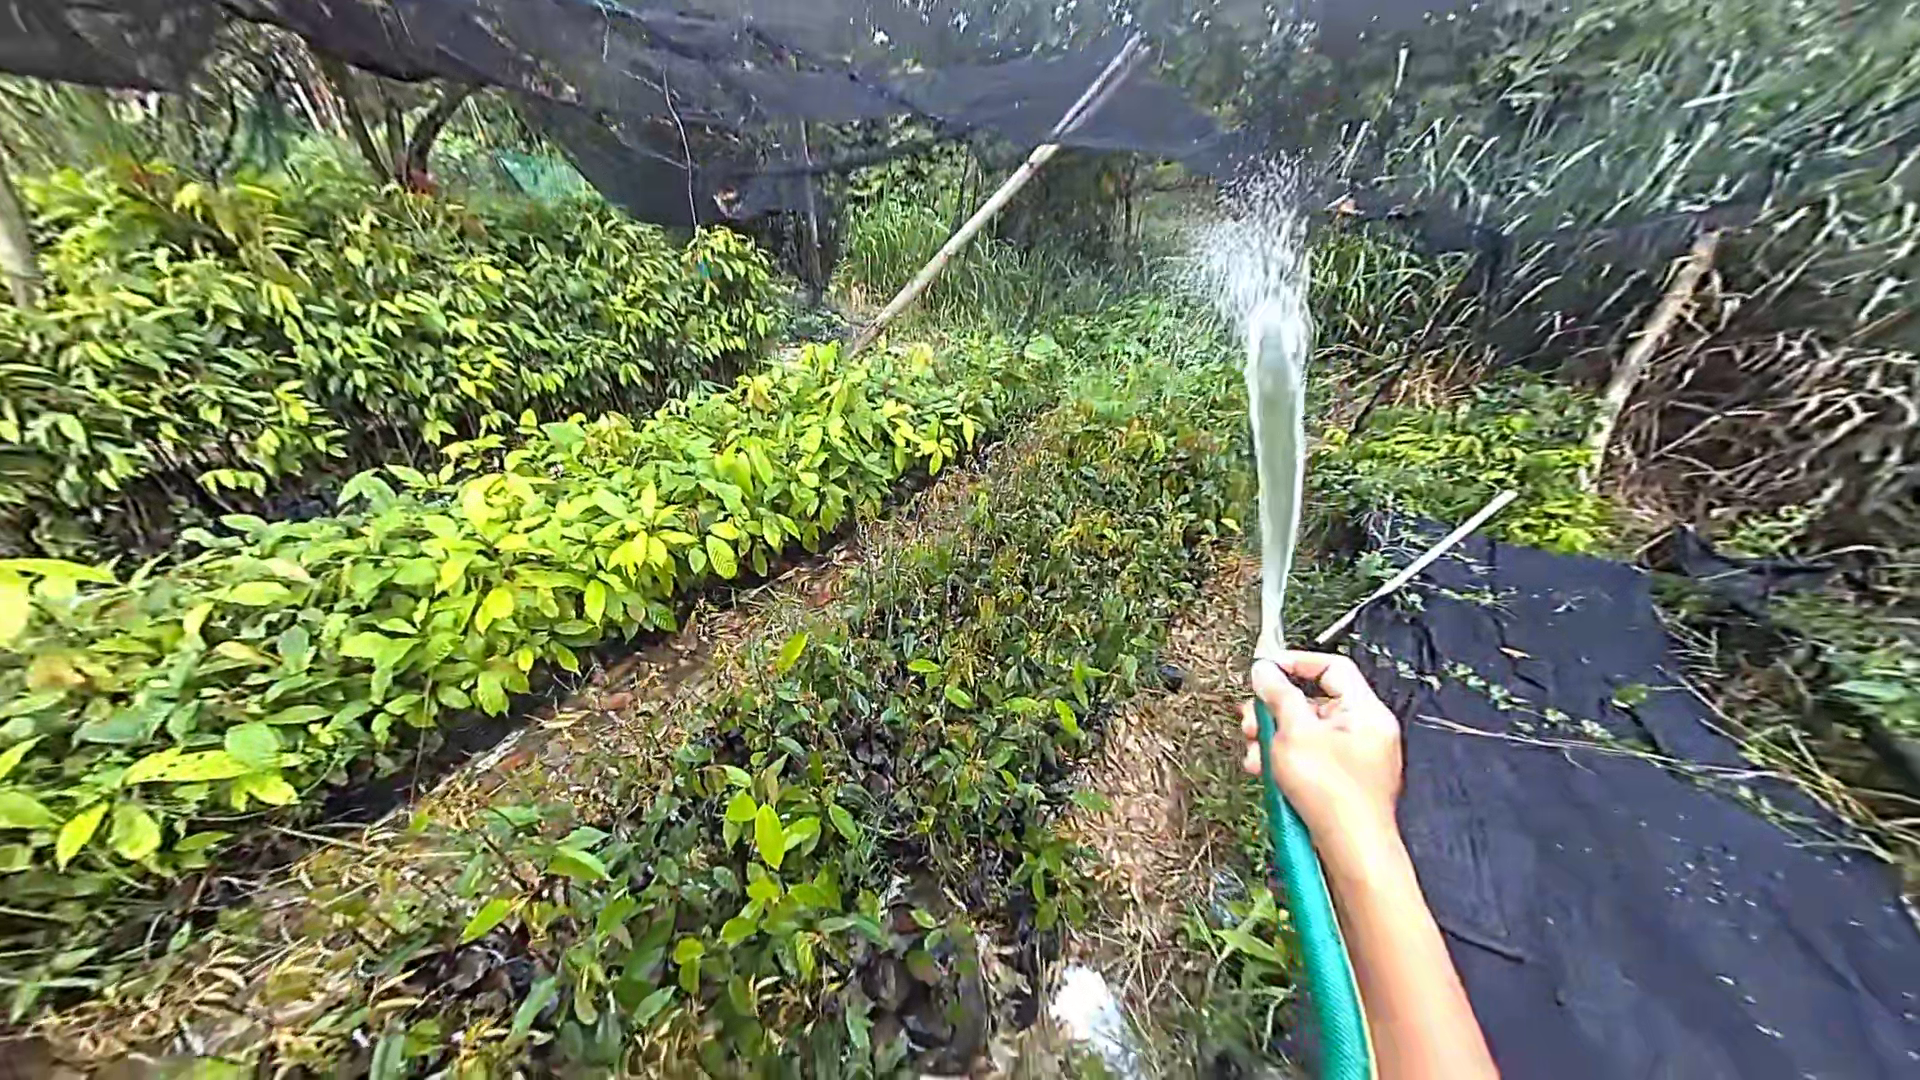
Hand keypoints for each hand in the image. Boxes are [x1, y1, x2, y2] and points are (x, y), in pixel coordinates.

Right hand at [1240, 650, 1402, 847]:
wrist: (1349, 851)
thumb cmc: (1332, 794)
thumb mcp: (1294, 732)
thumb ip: (1278, 695)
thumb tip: (1265, 670)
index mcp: (1364, 712)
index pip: (1331, 667)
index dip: (1295, 662)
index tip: (1265, 669)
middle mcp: (1363, 730)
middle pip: (1310, 699)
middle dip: (1273, 709)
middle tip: (1251, 719)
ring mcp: (1352, 755)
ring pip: (1302, 728)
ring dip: (1270, 736)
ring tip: (1252, 750)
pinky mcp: (1339, 777)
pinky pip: (1304, 752)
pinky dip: (1280, 756)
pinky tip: (1261, 767)